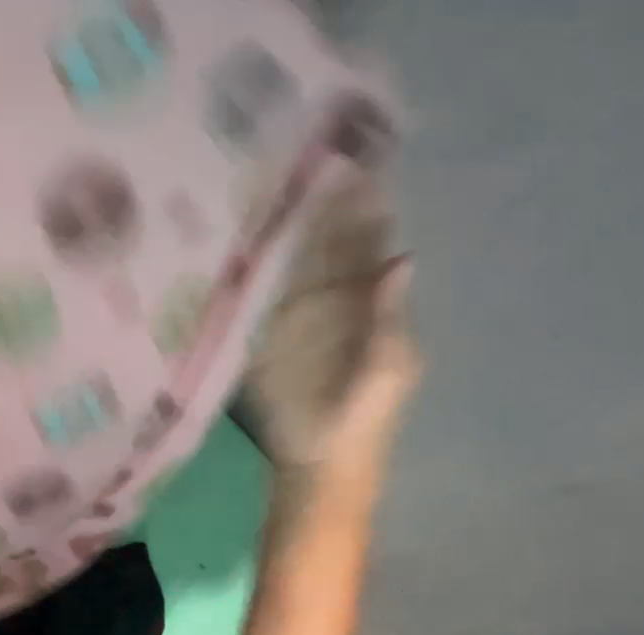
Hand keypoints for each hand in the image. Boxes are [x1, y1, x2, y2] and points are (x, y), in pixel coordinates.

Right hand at [245, 171, 420, 477]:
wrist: (319, 467)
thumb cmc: (363, 421)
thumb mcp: (388, 369)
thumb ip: (390, 317)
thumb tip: (400, 256)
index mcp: (373, 308)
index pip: (369, 249)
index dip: (366, 211)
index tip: (361, 166)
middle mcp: (334, 306)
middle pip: (329, 250)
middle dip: (327, 208)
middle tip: (316, 158)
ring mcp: (295, 323)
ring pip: (293, 269)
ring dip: (288, 232)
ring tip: (280, 186)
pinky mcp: (263, 343)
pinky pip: (259, 301)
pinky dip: (253, 274)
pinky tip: (243, 245)